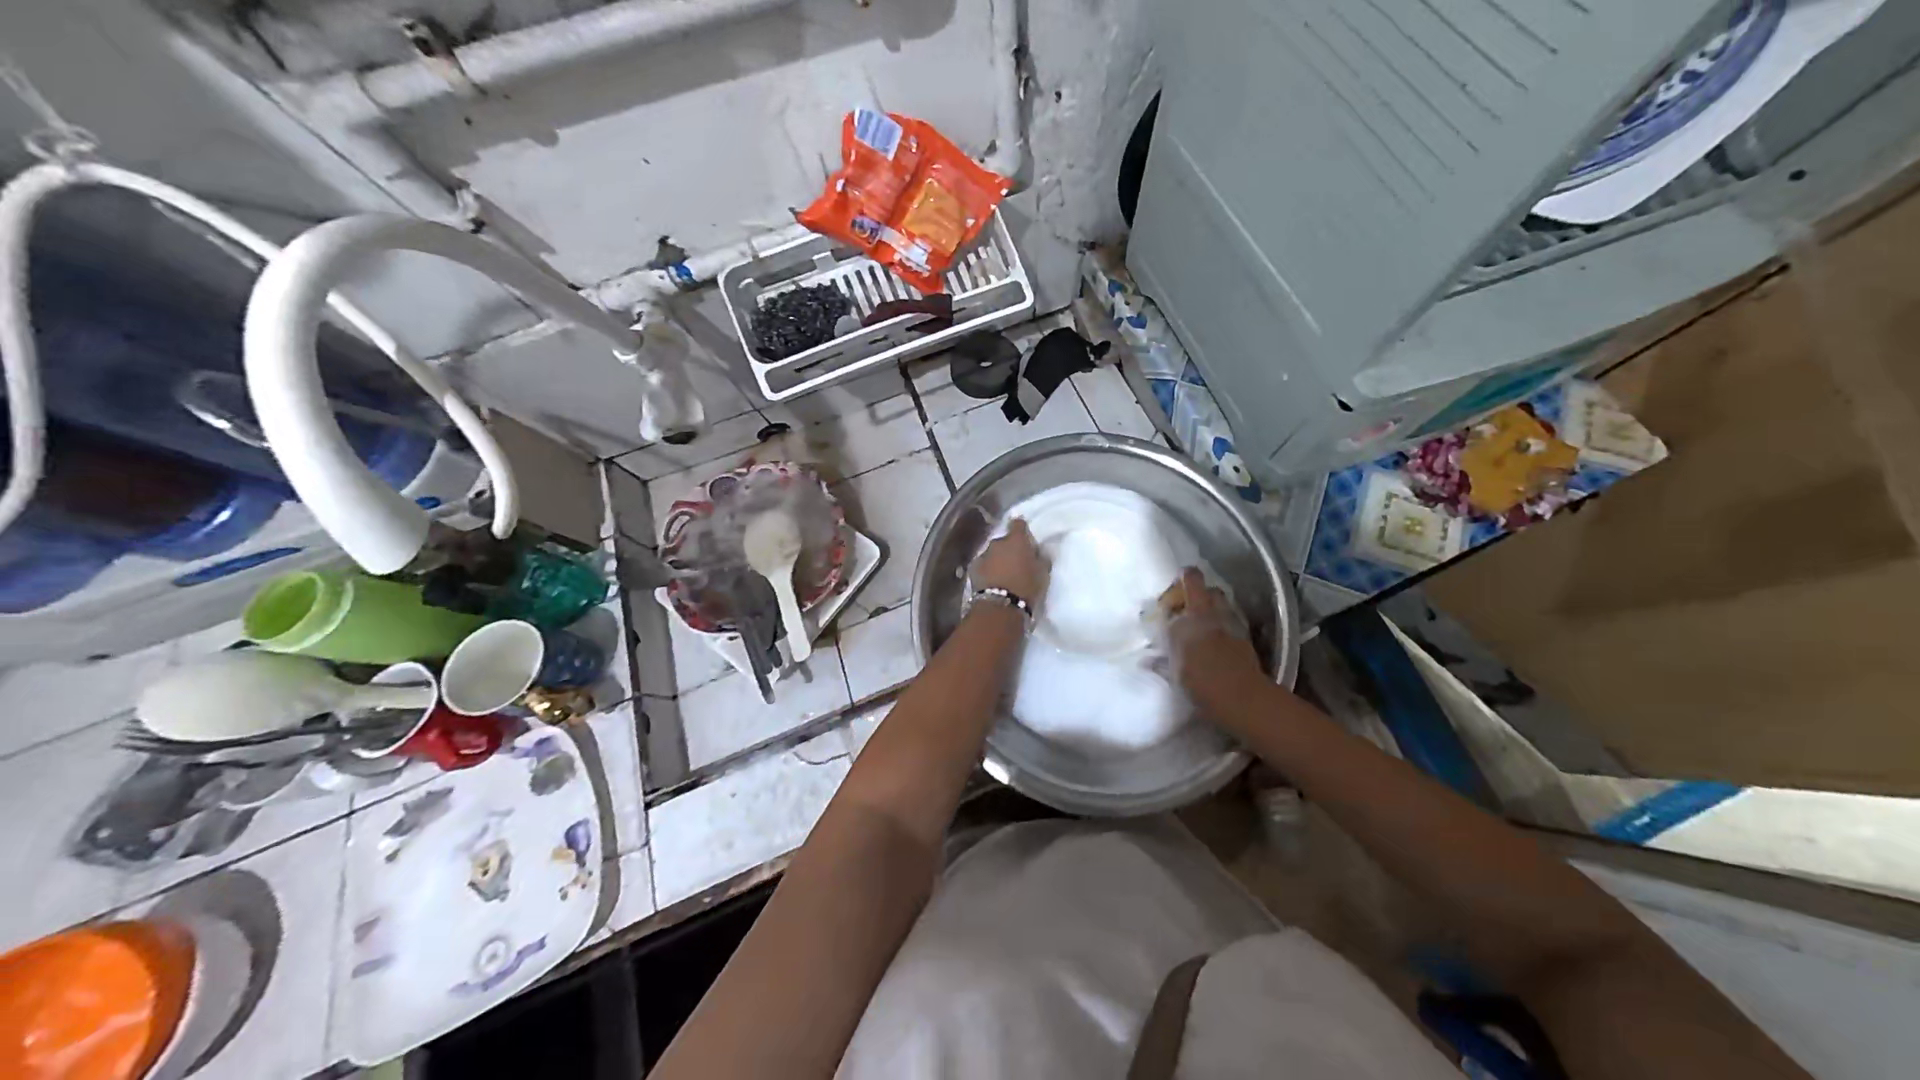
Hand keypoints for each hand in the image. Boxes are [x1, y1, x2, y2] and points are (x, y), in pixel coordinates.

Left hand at [971, 518, 1046, 603]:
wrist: (1000, 606)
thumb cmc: (1027, 587)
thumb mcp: (1043, 572)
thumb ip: (1040, 558)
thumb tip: (1038, 552)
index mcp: (1017, 540)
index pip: (1018, 524)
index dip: (1021, 529)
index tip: (1025, 538)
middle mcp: (998, 543)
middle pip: (1004, 540)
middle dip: (1009, 548)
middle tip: (1016, 563)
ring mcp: (983, 555)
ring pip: (992, 553)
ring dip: (997, 559)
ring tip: (1003, 575)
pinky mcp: (972, 569)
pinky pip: (983, 565)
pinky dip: (987, 570)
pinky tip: (991, 582)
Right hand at [1158, 568, 1266, 712]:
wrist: (1241, 697)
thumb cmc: (1201, 683)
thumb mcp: (1175, 673)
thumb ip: (1162, 662)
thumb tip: (1148, 660)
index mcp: (1192, 615)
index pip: (1190, 582)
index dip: (1182, 581)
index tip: (1174, 588)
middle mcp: (1213, 614)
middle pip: (1209, 590)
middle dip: (1198, 592)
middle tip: (1185, 605)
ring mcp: (1233, 625)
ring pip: (1222, 604)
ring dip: (1211, 607)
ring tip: (1199, 623)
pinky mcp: (1245, 640)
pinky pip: (1230, 622)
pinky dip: (1222, 625)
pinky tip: (1214, 640)